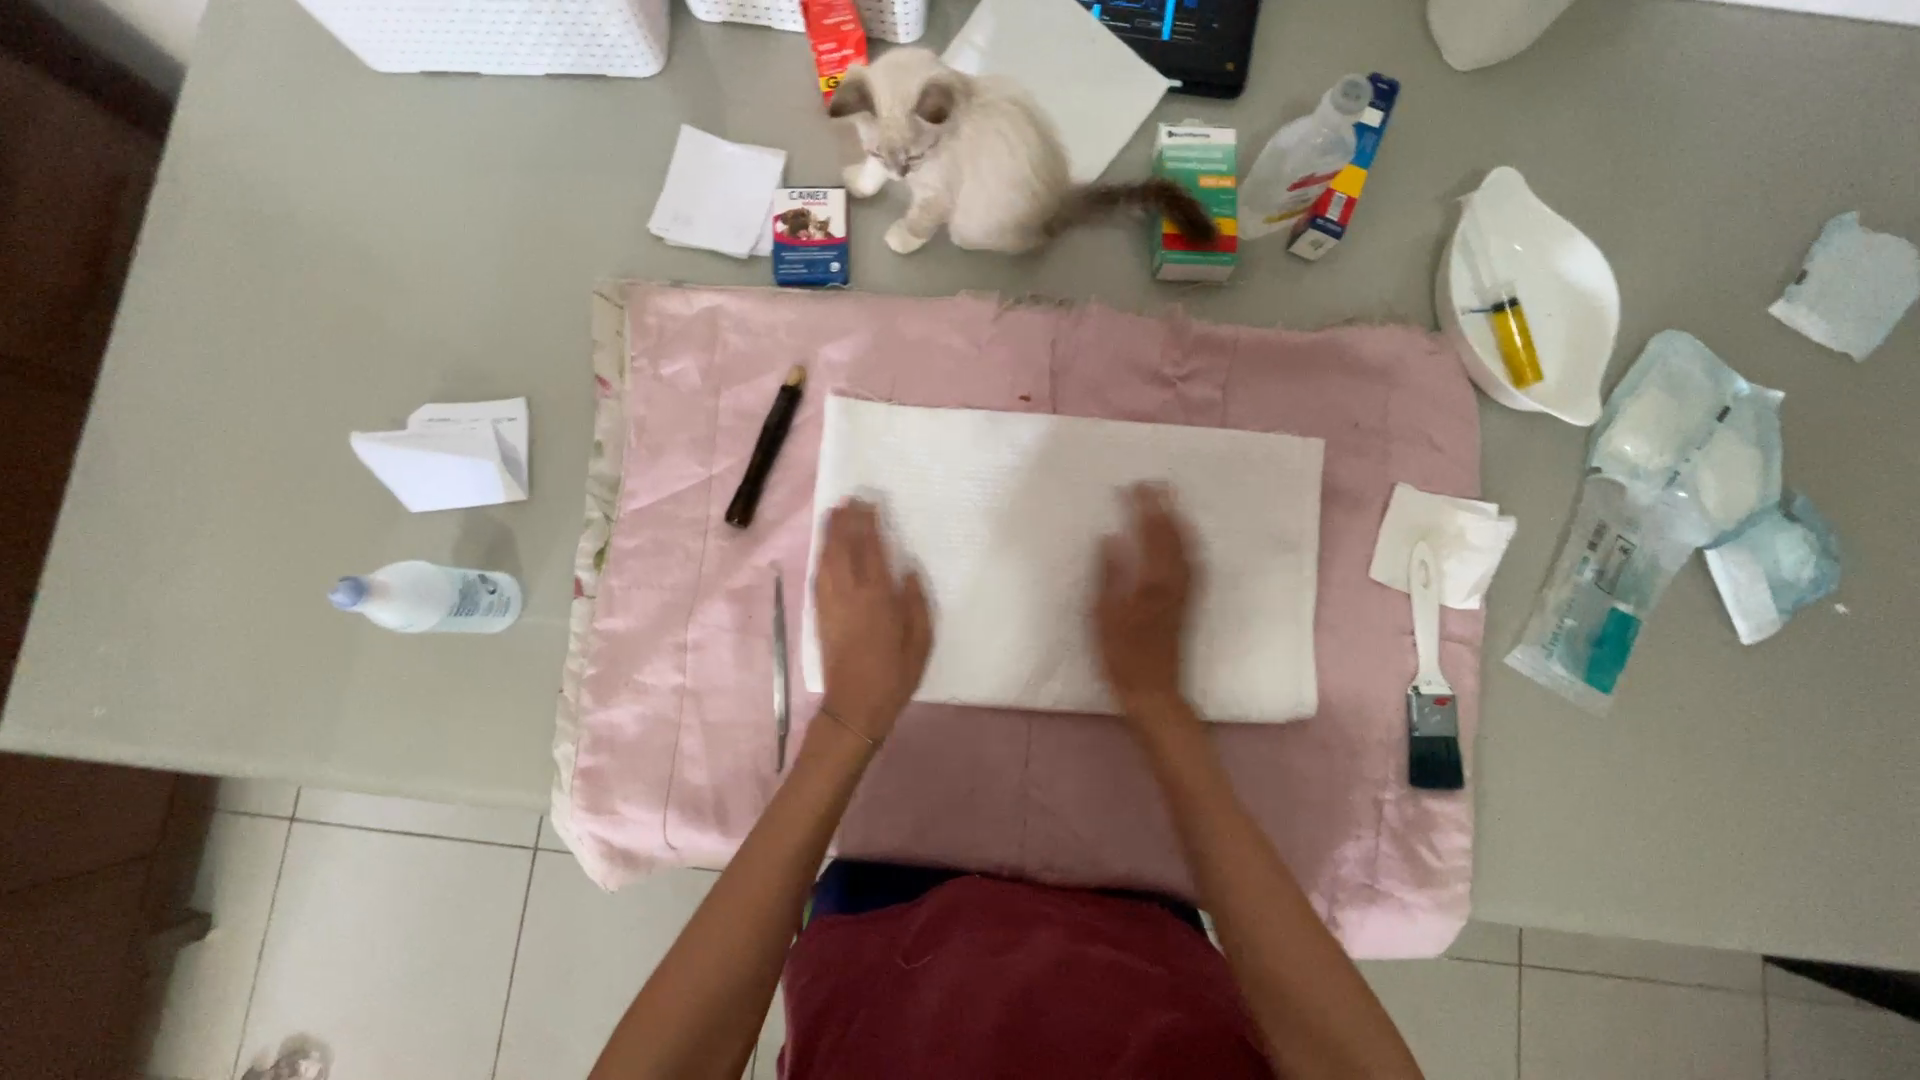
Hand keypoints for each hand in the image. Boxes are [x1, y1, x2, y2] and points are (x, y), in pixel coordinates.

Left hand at [813, 498, 932, 743]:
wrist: (855, 705)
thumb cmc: (894, 674)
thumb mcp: (920, 640)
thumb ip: (915, 602)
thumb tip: (909, 571)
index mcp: (878, 596)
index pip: (871, 549)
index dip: (869, 524)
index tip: (869, 504)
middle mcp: (850, 593)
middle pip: (844, 547)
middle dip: (845, 521)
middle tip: (849, 500)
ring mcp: (831, 603)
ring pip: (827, 558)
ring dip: (829, 533)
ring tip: (834, 513)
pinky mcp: (820, 614)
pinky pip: (819, 575)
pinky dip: (822, 556)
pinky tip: (825, 549)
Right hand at [1093, 484, 1200, 726]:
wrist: (1155, 691)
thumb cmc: (1122, 656)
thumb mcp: (1104, 616)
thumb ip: (1109, 574)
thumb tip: (1110, 537)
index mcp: (1153, 581)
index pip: (1150, 533)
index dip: (1142, 507)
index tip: (1133, 486)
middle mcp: (1175, 581)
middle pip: (1173, 534)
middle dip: (1164, 506)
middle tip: (1153, 483)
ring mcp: (1185, 591)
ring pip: (1187, 545)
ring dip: (1178, 519)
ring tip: (1169, 499)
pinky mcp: (1189, 601)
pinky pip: (1192, 560)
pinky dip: (1186, 540)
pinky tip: (1181, 537)